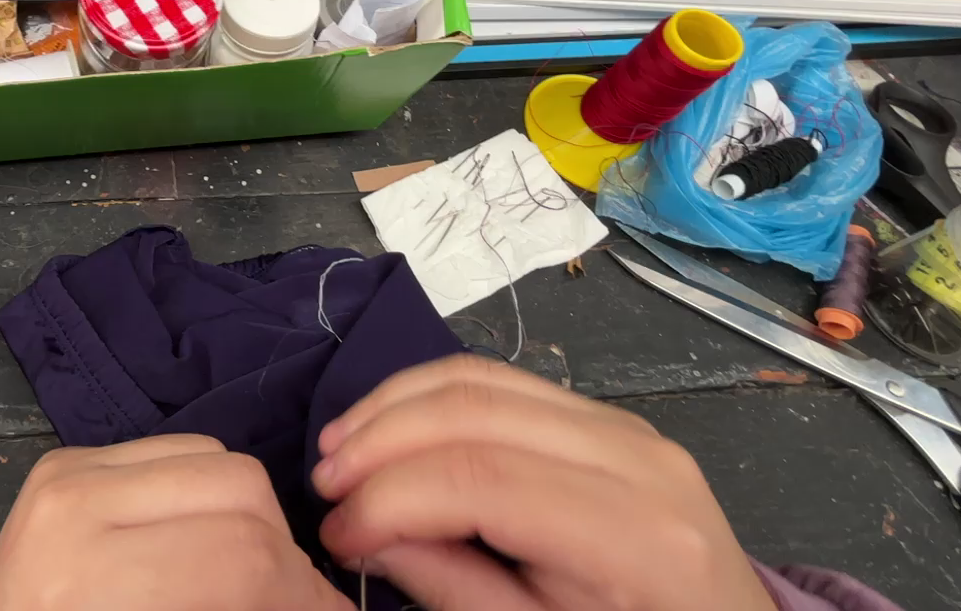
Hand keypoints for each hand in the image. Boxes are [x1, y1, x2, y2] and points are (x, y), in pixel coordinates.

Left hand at [0, 435, 352, 610]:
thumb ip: (243, 609)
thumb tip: (324, 608)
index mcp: (92, 577)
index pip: (241, 553)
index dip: (307, 595)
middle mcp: (77, 500)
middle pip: (235, 483)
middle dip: (285, 548)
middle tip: (295, 600)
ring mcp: (66, 467)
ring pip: (210, 453)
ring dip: (247, 514)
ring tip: (248, 569)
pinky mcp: (64, 457)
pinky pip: (168, 450)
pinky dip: (201, 493)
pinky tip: (196, 539)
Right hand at [311, 356, 776, 610]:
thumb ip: (451, 586)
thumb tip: (360, 531)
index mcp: (639, 535)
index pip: (482, 481)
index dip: (390, 498)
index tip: (333, 531)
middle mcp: (634, 454)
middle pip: (473, 410)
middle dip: (379, 438)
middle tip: (321, 480)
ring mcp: (620, 421)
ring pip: (475, 375)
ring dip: (391, 403)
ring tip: (337, 443)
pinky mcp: (597, 413)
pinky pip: (493, 377)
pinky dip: (425, 393)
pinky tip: (386, 419)